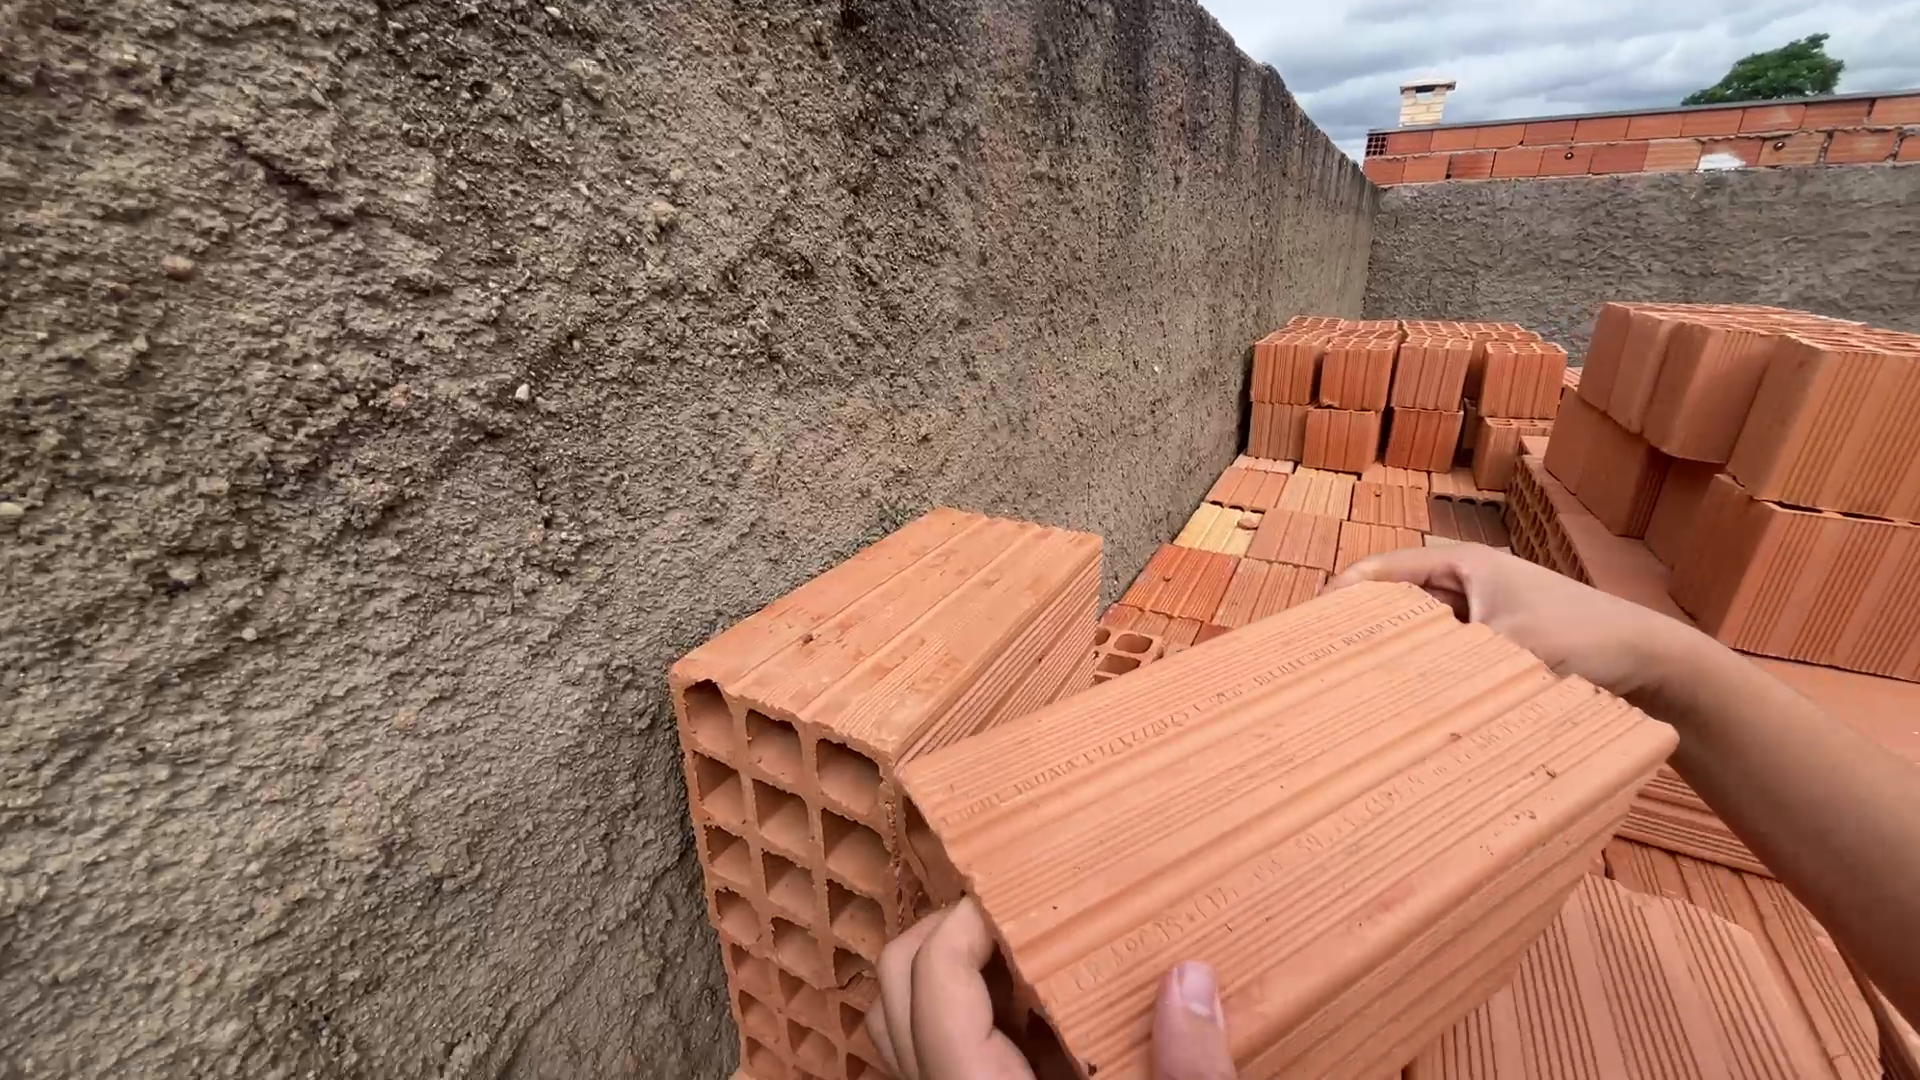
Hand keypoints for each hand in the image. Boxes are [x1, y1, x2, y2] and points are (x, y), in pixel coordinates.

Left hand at [865, 897, 1235, 1079]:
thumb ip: (1188, 1074)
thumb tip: (1191, 975)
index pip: (931, 982)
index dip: (960, 921)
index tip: (1011, 895)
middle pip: (894, 989)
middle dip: (940, 932)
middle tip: (1008, 916)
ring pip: (894, 1022)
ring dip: (936, 969)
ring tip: (1006, 954)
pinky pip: (920, 1054)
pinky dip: (949, 1011)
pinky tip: (1017, 1016)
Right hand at [1327, 543, 1704, 701]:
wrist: (1663, 665)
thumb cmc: (1590, 639)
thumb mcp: (1515, 651)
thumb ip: (1451, 664)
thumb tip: (1392, 693)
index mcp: (1463, 564)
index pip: (1383, 569)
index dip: (1343, 591)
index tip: (1312, 621)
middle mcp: (1465, 581)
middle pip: (1393, 596)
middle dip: (1359, 619)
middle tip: (1325, 649)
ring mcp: (1478, 611)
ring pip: (1415, 624)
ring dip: (1391, 644)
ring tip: (1353, 669)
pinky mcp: (1491, 639)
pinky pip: (1439, 647)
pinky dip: (1419, 661)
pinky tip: (1403, 686)